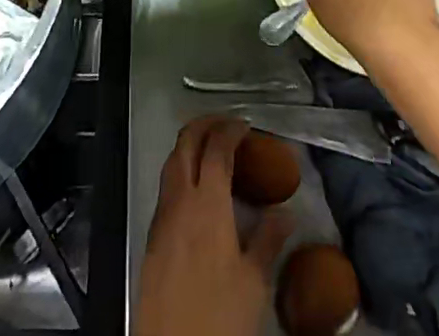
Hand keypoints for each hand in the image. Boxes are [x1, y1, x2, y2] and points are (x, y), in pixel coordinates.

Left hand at [137, 116, 292, 335]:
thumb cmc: (218, 315)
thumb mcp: (254, 282)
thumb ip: (268, 240)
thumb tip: (285, 214)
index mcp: (207, 204)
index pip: (215, 149)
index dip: (230, 130)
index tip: (245, 125)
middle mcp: (179, 202)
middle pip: (184, 145)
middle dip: (204, 125)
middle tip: (226, 123)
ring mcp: (162, 219)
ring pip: (170, 164)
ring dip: (189, 146)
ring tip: (212, 149)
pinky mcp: (152, 238)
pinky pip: (166, 188)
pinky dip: (181, 172)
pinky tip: (197, 190)